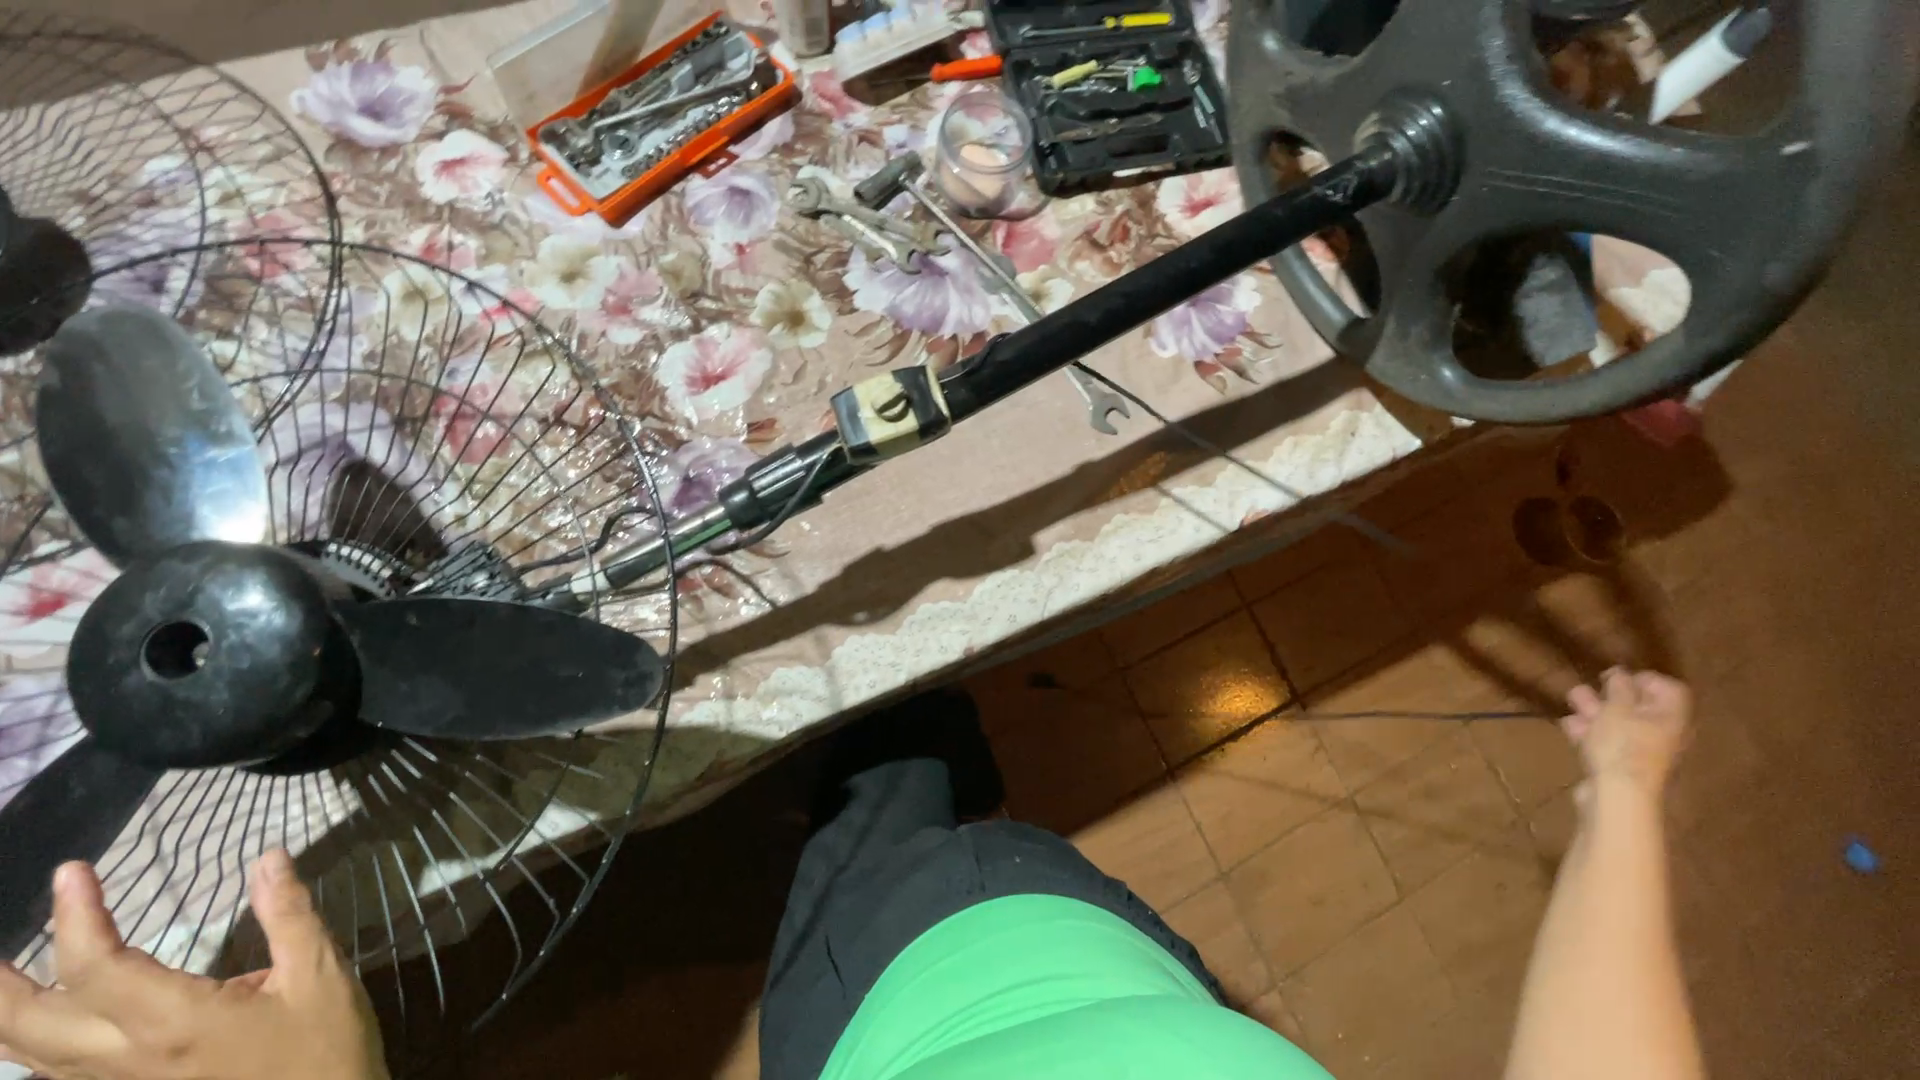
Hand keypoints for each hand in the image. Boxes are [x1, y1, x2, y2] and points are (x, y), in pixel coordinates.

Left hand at [0, 850, 387, 1079]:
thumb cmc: (322, 1045)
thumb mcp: (319, 973)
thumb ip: (288, 916)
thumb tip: (268, 858)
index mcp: (173, 1022)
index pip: (98, 965)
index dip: (78, 916)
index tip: (74, 871)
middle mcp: (127, 1059)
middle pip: (27, 1024)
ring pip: (27, 1056)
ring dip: (3, 1013)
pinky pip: (54, 1074)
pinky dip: (29, 1045)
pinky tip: (39, 1027)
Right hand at [1562, 668, 1692, 800]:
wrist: (1616, 794)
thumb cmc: (1622, 746)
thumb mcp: (1618, 709)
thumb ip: (1620, 688)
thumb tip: (1622, 673)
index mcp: (1669, 718)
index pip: (1670, 690)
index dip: (1646, 679)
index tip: (1618, 677)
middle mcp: (1661, 733)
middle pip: (1640, 707)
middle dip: (1610, 695)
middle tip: (1589, 688)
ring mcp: (1640, 750)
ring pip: (1619, 724)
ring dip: (1595, 710)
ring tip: (1573, 702)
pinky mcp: (1620, 763)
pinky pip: (1607, 741)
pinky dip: (1590, 731)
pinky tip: (1571, 726)